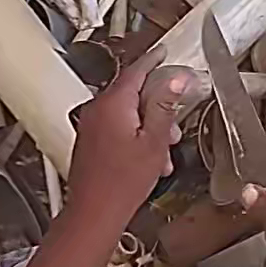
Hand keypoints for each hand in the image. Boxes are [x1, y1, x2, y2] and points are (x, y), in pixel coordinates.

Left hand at [64, 52, 192, 226]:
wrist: (94, 213)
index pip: (136, 70)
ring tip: (164, 146)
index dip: (154, 60)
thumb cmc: (121, 183)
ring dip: (148, 123)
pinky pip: (116, 126)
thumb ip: (164, 106)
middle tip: (174, 116)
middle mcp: (97, 110)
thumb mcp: (154, 141)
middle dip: (157, 103)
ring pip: (126, 112)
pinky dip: (135, 134)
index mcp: (113, 105)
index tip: (164, 53)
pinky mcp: (90, 140)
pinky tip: (150, 156)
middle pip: (132, 92)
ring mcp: (91, 125)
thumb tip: (175, 80)